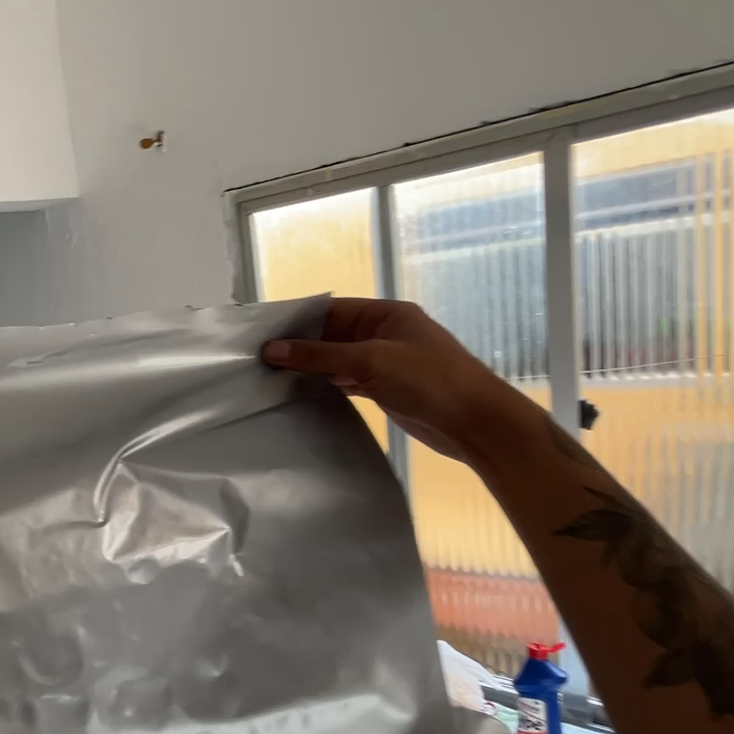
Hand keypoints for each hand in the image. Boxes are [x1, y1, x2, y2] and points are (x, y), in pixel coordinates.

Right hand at [262, 297, 531, 460]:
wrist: (476, 423)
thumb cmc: (429, 380)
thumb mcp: (370, 361)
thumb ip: (319, 355)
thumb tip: (272, 349)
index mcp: (385, 315)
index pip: (330, 310)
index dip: (296, 320)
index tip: (261, 334)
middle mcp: (383, 334)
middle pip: (330, 335)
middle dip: (298, 346)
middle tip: (257, 359)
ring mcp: (384, 362)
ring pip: (334, 360)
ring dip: (307, 368)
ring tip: (269, 376)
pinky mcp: (383, 388)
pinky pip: (343, 380)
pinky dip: (322, 385)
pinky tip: (298, 392)